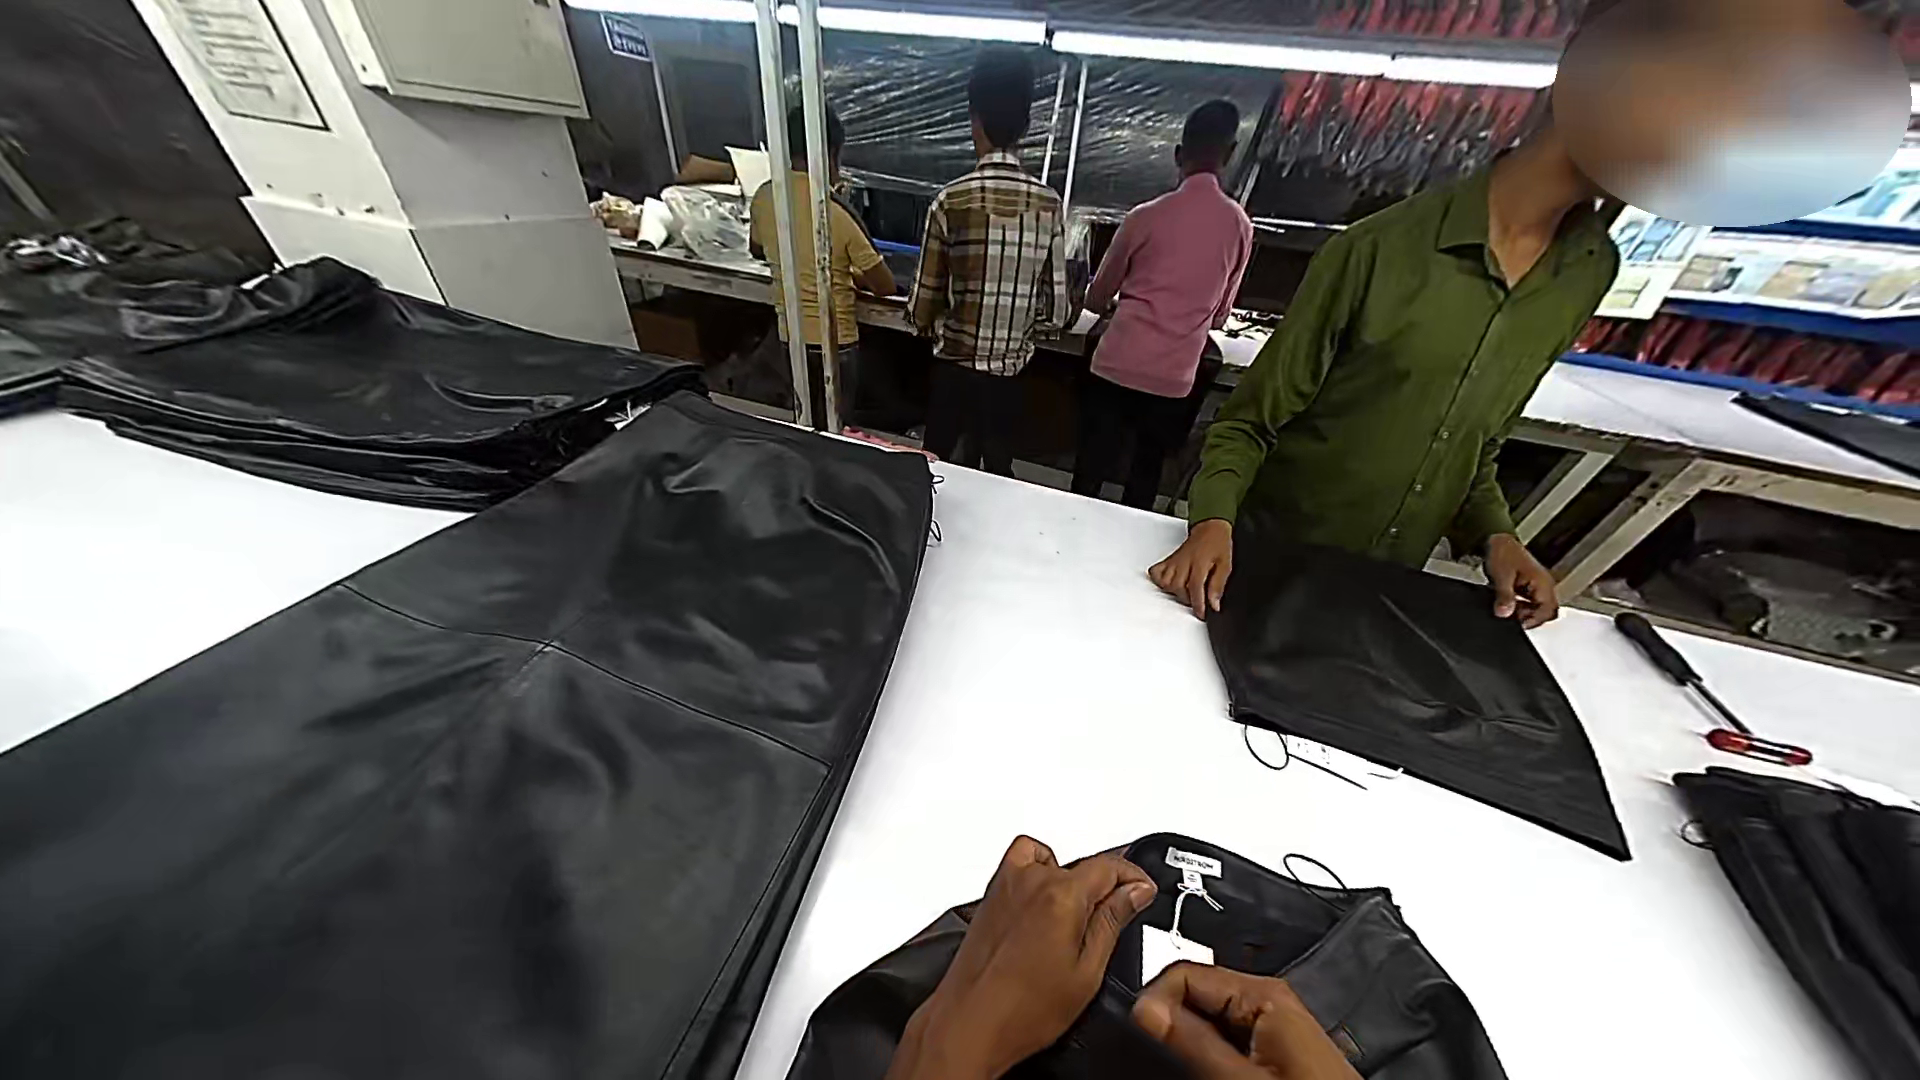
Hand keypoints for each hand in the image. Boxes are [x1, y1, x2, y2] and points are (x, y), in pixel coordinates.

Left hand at [888, 837, 1156, 1079]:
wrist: (974, 1018)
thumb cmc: (1022, 1007)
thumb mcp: (1087, 972)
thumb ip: (1114, 920)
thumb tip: (1136, 890)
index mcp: (1062, 895)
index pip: (1110, 866)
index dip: (1134, 877)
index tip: (1144, 889)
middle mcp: (1034, 877)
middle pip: (1084, 866)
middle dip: (1104, 889)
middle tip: (1109, 924)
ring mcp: (1011, 878)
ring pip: (1056, 863)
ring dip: (1071, 882)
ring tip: (1073, 922)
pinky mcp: (995, 886)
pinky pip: (1023, 857)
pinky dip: (1038, 866)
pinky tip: (1044, 898)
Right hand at [1133, 964, 1360, 1079]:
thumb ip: (1194, 1044)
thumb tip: (1146, 1009)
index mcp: (1265, 994)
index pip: (1185, 973)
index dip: (1156, 1001)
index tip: (1138, 1030)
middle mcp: (1271, 1002)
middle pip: (1198, 996)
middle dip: (1174, 1024)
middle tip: (1158, 1057)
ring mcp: (1277, 1029)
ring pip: (1212, 1022)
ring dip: (1192, 1043)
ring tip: (1185, 1069)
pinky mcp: (1281, 1055)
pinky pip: (1231, 1042)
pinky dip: (1213, 1056)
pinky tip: (1209, 1075)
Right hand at [1149, 519, 1233, 619]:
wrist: (1210, 528)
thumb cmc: (1218, 544)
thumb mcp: (1226, 565)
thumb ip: (1218, 585)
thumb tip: (1214, 604)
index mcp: (1199, 562)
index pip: (1195, 587)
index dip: (1198, 604)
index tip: (1201, 614)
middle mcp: (1183, 562)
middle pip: (1178, 587)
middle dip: (1187, 598)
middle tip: (1198, 599)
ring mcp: (1174, 561)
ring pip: (1166, 583)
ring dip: (1175, 591)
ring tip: (1186, 591)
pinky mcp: (1168, 560)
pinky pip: (1156, 573)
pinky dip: (1161, 581)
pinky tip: (1171, 583)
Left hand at [1483, 533, 1558, 628]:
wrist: (1495, 539)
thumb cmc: (1502, 552)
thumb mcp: (1501, 576)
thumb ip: (1505, 596)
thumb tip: (1505, 613)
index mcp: (1543, 583)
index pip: (1548, 610)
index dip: (1535, 620)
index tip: (1519, 625)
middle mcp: (1543, 585)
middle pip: (1545, 610)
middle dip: (1530, 617)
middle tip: (1512, 619)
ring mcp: (1535, 584)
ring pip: (1536, 606)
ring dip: (1523, 611)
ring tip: (1506, 611)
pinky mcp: (1525, 584)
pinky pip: (1527, 599)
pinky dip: (1518, 605)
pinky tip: (1505, 604)